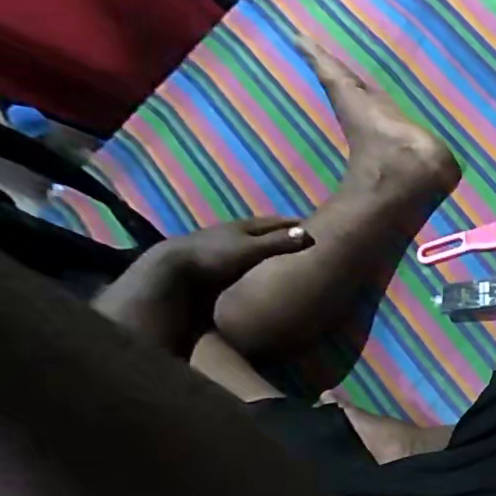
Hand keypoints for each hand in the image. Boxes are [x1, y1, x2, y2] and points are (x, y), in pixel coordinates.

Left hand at [130, 216, 313, 293]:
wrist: (176, 272)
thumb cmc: (216, 256)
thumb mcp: (252, 249)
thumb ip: (279, 243)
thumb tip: (309, 235)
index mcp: (246, 226)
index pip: (279, 221)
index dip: (298, 223)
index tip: (319, 227)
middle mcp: (238, 234)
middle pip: (269, 232)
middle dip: (288, 236)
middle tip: (311, 244)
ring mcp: (228, 249)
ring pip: (259, 247)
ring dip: (275, 252)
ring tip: (294, 261)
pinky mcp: (222, 266)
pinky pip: (251, 263)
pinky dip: (264, 265)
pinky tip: (271, 273)